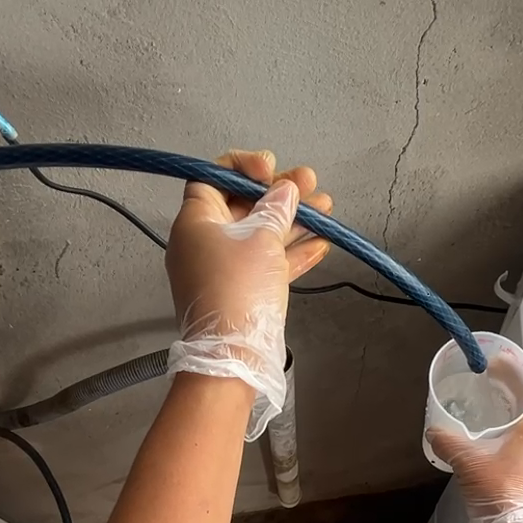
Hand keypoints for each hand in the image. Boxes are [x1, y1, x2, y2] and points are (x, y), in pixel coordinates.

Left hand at [165, 149, 332, 439]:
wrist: (233, 355)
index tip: (269, 168)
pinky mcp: (241, 293)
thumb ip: (277, 207)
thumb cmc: (239, 288)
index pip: (212, 178)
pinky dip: (291, 253)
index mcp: (196, 222)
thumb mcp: (261, 238)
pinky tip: (321, 243)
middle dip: (280, 193)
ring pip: (260, 235)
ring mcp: (223, 270)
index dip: (242, 167)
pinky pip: (266, 263)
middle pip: (243, 205)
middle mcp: (204, 243)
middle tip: (310, 183)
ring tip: (326, 207)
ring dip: (294, 220)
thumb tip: (285, 190)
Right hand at [426, 355, 522, 522]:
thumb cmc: (498, 490)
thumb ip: (448, 441)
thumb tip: (434, 432)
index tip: (508, 358)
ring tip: (489, 402)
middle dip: (514, 385)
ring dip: (514, 408)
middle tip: (490, 377)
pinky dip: (512, 428)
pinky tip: (491, 433)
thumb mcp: (467, 461)